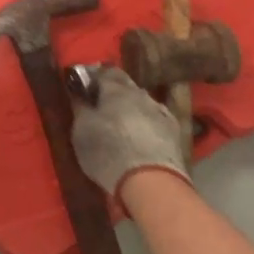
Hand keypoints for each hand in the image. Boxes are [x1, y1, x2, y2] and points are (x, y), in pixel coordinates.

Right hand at [70, 66, 189, 195]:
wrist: (150, 182)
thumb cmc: (107, 151)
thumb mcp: (81, 130)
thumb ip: (80, 107)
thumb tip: (79, 93)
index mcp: (117, 90)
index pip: (106, 71)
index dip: (95, 76)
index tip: (85, 84)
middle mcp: (142, 95)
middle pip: (126, 86)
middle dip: (114, 92)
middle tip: (100, 105)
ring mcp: (161, 113)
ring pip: (142, 103)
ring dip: (130, 109)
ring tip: (119, 124)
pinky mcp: (174, 133)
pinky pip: (154, 120)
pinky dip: (144, 124)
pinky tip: (139, 136)